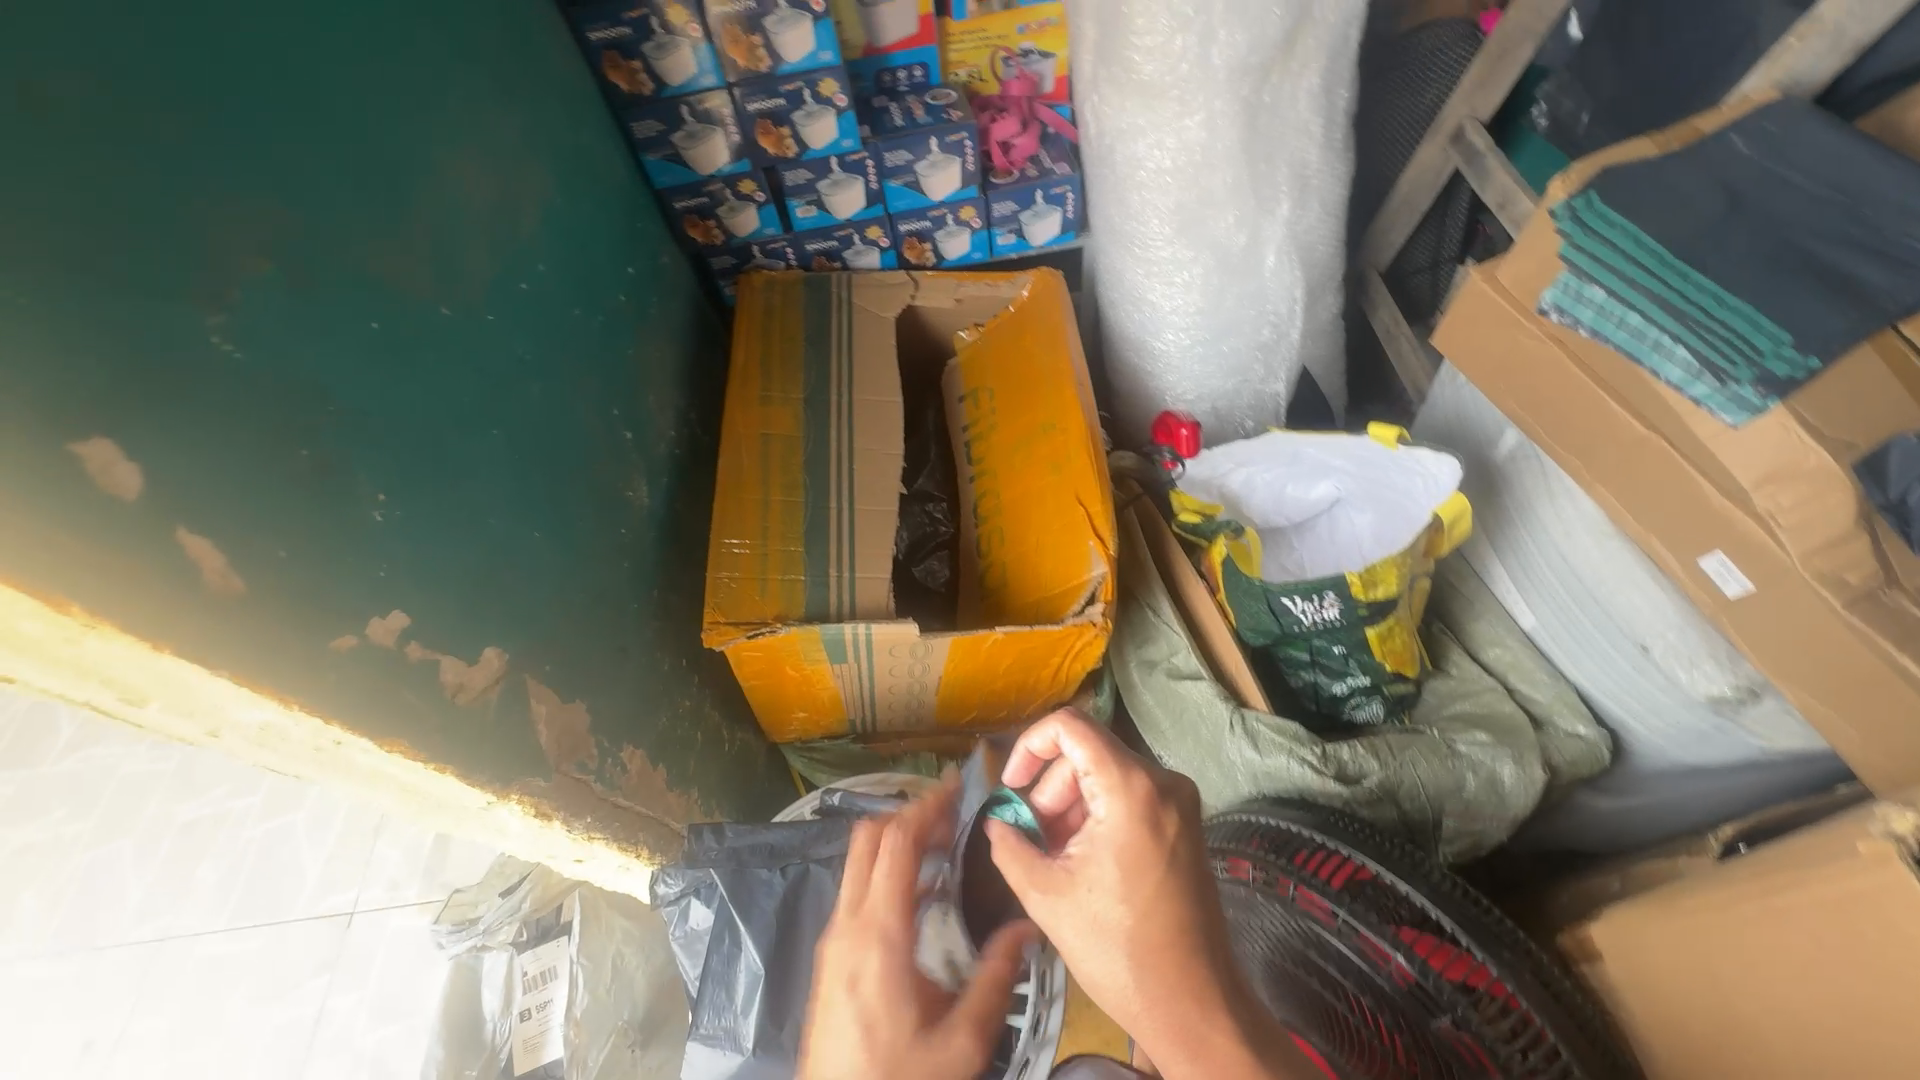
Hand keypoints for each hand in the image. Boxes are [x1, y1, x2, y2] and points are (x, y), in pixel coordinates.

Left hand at [797, 778, 1036, 1079]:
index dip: (927, 807)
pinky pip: (856, 890)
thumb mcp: (960, 1043)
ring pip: (858, 862)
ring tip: (943, 843)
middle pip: (869, 839)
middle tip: (953, 810)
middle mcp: (848, 924)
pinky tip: (922, 893)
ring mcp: (834, 939)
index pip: (897, 843)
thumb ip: (996, 979)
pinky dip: (886, 871)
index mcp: (879, 934)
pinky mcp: (831, 957)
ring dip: (896, 841)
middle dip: (910, 813)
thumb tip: (1028, 927)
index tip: (957, 787)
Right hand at [986, 711, 1313, 1079]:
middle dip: (1050, 790)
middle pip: (1087, 753)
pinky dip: (1097, 816)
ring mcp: (1179, 802)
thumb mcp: (1046, 894)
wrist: (1194, 1003)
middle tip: (1033, 840)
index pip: (1070, 725)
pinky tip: (1083, 861)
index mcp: (1130, 788)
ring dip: (1071, 806)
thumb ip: (1010, 845)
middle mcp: (1162, 781)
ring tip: (1055, 857)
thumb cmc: (1117, 948)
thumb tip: (997, 822)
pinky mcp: (1184, 824)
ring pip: (1106, 775)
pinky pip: (1129, 796)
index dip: (1029, 746)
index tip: (1012, 788)